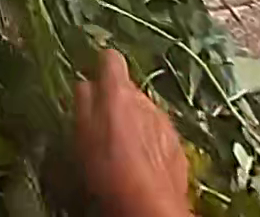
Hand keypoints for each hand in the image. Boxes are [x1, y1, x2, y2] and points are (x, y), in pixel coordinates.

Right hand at [73, 48, 195, 216]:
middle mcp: (144, 100)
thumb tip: (85, 84)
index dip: (102, 65)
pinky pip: (159, 134)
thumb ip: (83, 99)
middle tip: (103, 123)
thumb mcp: (82, 130)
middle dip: (117, 100)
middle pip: (128, 87)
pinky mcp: (178, 148)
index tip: (94, 76)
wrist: (148, 208)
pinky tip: (142, 164)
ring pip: (145, 111)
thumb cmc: (108, 168)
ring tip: (123, 148)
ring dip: (135, 121)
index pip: (111, 58)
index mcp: (118, 91)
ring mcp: (164, 123)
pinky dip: (150, 141)